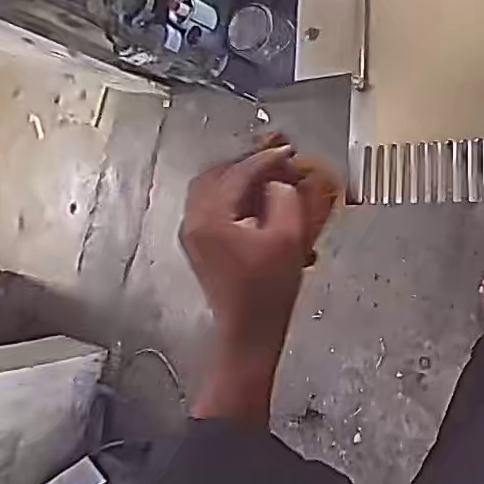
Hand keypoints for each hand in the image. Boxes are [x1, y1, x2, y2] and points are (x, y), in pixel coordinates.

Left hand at [180, 143, 338, 424]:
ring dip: (240, 179)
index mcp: (211, 217)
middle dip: (249, 165)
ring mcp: (194, 235)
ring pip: (212, 189)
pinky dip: (234, 197)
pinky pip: (213, 206)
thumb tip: (277, 183)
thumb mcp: (288, 238)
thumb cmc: (269, 290)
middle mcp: (194, 221)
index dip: (267, 159)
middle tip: (278, 162)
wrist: (249, 332)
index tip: (288, 151)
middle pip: (217, 175)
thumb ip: (284, 200)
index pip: (238, 174)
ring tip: (269, 178)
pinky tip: (258, 202)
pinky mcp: (201, 246)